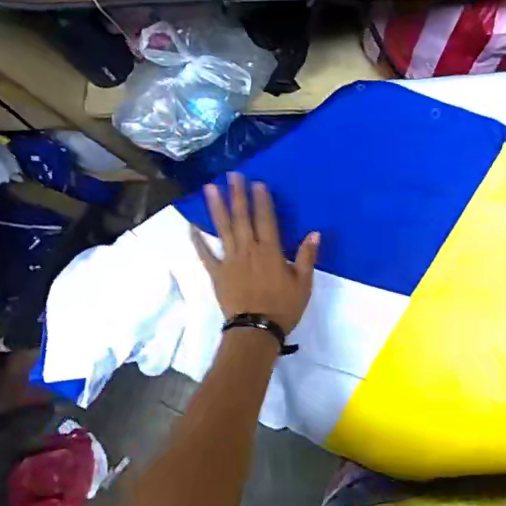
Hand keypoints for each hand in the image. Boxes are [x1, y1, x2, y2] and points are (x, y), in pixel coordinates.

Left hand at [192, 173, 319, 335]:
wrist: (255, 330)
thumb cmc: (283, 308)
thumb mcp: (303, 283)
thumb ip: (307, 256)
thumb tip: (314, 233)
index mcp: (270, 251)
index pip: (266, 219)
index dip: (261, 200)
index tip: (257, 182)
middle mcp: (248, 250)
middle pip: (242, 217)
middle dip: (237, 195)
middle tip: (232, 175)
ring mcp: (229, 261)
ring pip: (222, 229)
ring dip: (216, 207)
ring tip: (210, 188)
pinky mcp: (217, 274)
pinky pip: (205, 254)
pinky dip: (198, 240)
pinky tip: (191, 225)